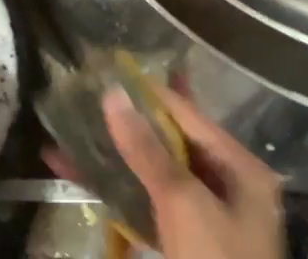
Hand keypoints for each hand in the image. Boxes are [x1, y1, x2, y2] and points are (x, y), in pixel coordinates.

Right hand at [43, 87, 282, 258]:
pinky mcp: (180, 240)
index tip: (104, 68)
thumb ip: (145, 147)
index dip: (146, 92)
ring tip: (67, 126)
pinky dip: (110, 185)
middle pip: (168, 141)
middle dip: (123, 120)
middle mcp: (225, 186)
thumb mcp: (182, 202)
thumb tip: (111, 92)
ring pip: (149, 170)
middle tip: (81, 93)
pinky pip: (141, 200)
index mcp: (240, 170)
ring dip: (109, 151)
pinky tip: (69, 169)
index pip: (187, 115)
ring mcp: (203, 215)